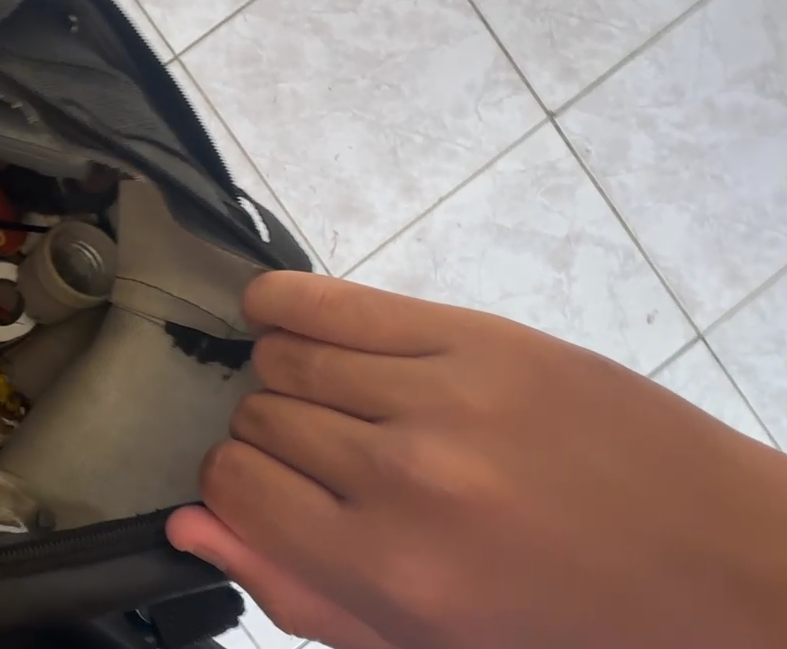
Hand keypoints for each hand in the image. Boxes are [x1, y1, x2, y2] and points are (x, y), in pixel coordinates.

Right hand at [167, 271, 786, 648]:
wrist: (744, 571)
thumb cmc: (566, 623)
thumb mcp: (425, 642)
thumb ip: (292, 589)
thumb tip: (183, 523)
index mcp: (396, 571)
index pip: (234, 483)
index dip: (237, 482)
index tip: (272, 486)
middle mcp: (408, 478)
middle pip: (256, 416)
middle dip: (273, 435)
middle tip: (327, 454)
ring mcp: (443, 396)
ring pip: (279, 356)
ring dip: (285, 376)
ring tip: (335, 397)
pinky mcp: (471, 336)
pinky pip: (316, 299)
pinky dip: (278, 305)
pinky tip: (284, 321)